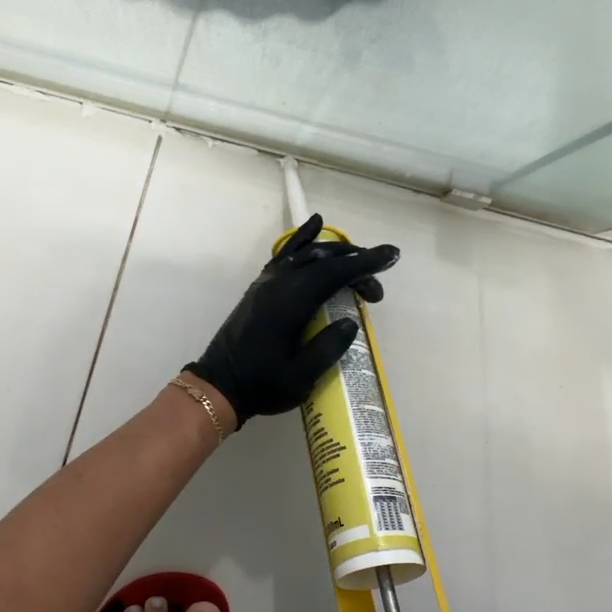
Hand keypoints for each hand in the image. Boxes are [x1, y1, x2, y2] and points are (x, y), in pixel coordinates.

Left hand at [184, 213, 399, 425]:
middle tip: (376, 288)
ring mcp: (267, 282)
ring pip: (306, 253)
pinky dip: (303, 239)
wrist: (219, 384)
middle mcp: (279, 284)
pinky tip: (315, 227)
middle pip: (323, 259)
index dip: (364, 263)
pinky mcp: (261, 287)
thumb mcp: (301, 377)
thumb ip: (328, 348)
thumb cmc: (262, 384)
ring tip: (358, 261)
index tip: (391, 255)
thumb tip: (350, 323)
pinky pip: (286, 255)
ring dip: (335, 253)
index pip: (334, 272)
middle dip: (355, 263)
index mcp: (291, 302)